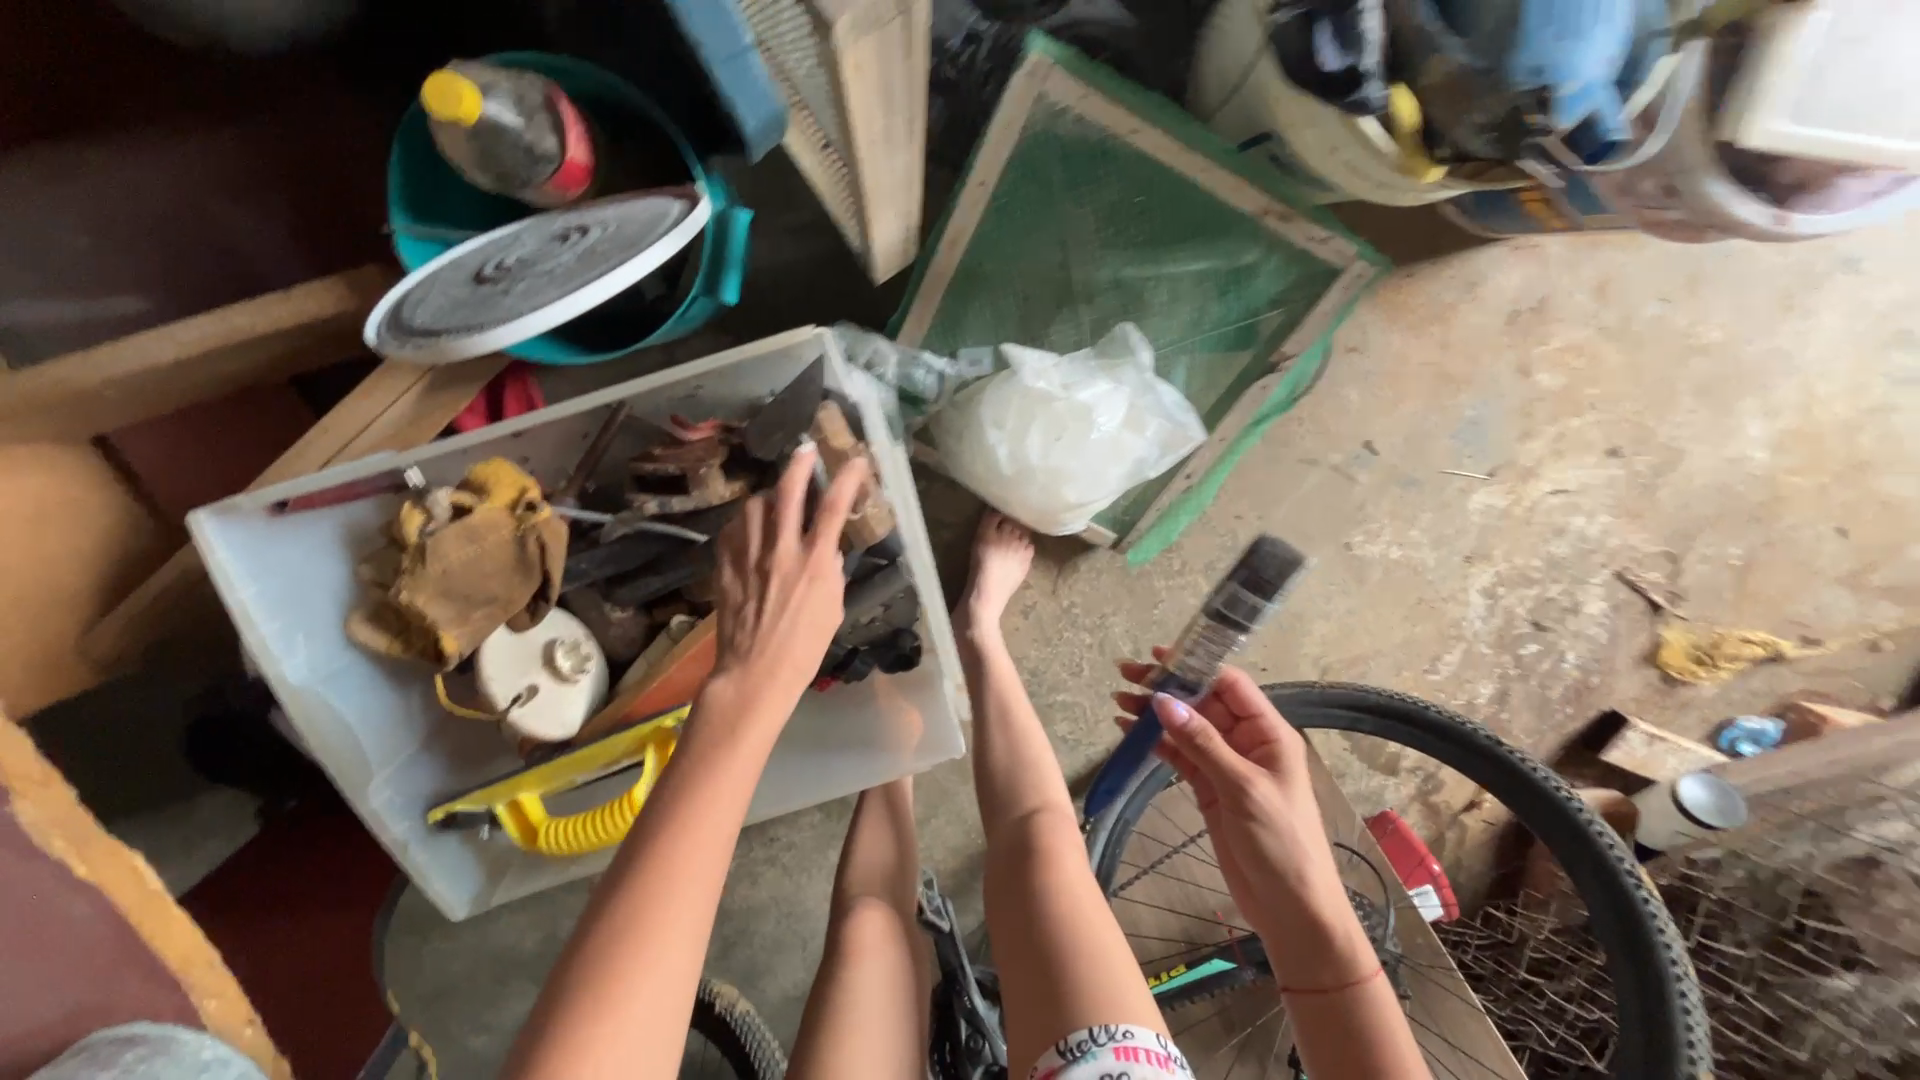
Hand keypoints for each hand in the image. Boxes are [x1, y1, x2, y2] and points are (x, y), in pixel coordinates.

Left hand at [710, 444, 866, 712]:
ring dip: (769, 493)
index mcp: (814, 563)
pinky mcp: (725, 565)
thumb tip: (826, 548)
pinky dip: (745, 520)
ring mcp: (748, 556)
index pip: (834, 507)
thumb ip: (830, 571)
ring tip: (776, 495)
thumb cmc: (805, 648)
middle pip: (788, 491)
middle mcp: (780, 551)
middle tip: (806, 449)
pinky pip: (733, 528)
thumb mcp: (833, 607)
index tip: (856, 460)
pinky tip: (751, 525)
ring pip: (755, 504)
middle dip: (799, 464)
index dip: (847, 477)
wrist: (756, 672)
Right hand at [1114, 657, 1369, 978]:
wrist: (1290, 907)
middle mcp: (1246, 741)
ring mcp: (1225, 765)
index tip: (1158, 656)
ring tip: (1119, 701)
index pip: (1230, 685)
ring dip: (1154, 714)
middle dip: (1167, 687)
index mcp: (1268, 733)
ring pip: (1186, 727)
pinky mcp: (1208, 788)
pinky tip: (1129, 732)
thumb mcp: (1243, 787)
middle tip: (1126, 674)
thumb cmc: (1281, 842)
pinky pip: (1179, 755)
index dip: (1196, 666)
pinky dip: (1155, 743)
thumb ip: (1202, 743)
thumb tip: (1163, 701)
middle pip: (1203, 702)